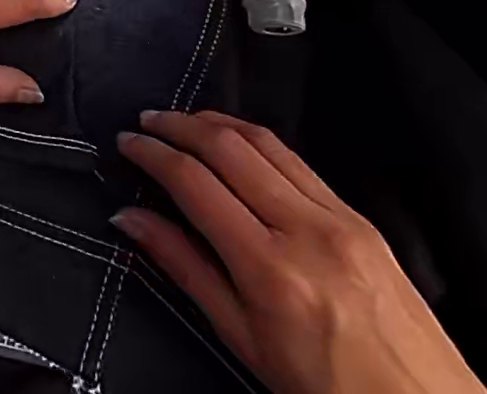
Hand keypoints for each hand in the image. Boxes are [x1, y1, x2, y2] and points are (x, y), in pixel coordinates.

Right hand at [113, 111, 486, 393]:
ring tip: (181, 120)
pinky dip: (254, 137)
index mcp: (271, 271)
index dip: (154, 155)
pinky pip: (295, 158)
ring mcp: (338, 214)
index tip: (129, 143)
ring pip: (263, 140)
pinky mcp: (358, 212)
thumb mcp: (243, 341)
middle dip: (179, 125)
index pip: (196, 185)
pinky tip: (234, 140)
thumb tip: (131, 219)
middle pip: (228, 147)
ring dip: (214, 120)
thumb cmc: (325, 392)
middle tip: (147, 120)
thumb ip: (184, 268)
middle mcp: (305, 229)